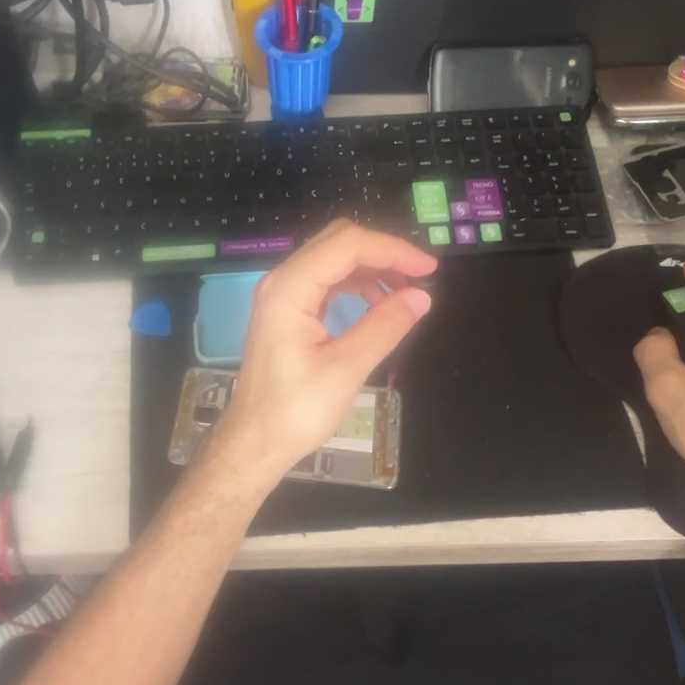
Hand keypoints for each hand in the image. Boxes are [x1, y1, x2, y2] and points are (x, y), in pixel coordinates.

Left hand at [203, 221, 436, 492]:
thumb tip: (422, 296)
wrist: (255, 442)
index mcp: (289, 289)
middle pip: (338, 243)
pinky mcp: (288, 312)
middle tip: (420, 276)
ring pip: (333, 260)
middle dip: (383, 253)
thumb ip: (384, 326)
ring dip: (371, 268)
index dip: (393, 250)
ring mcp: (283, 296)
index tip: (429, 268)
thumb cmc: (295, 411)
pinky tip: (378, 304)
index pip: (347, 245)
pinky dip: (356, 285)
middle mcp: (282, 282)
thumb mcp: (346, 369)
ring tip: (405, 293)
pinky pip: (326, 282)